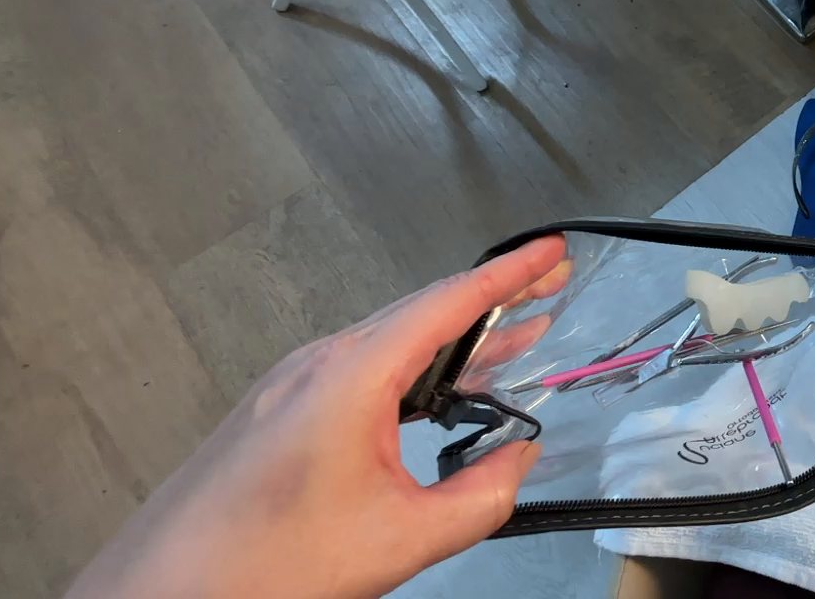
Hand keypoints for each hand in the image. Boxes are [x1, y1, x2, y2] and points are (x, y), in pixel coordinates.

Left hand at [67, 236, 572, 598]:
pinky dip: (426, 360)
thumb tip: (520, 458)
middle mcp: (323, 362)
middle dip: (498, 294)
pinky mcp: (281, 410)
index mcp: (352, 374)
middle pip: (428, 308)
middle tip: (553, 280)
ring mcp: (296, 384)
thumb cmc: (261, 572)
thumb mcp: (397, 541)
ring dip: (464, 332)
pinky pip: (372, 364)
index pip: (451, 300)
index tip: (553, 249)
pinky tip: (449, 382)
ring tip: (522, 330)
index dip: (512, 272)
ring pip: (400, 337)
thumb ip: (482, 497)